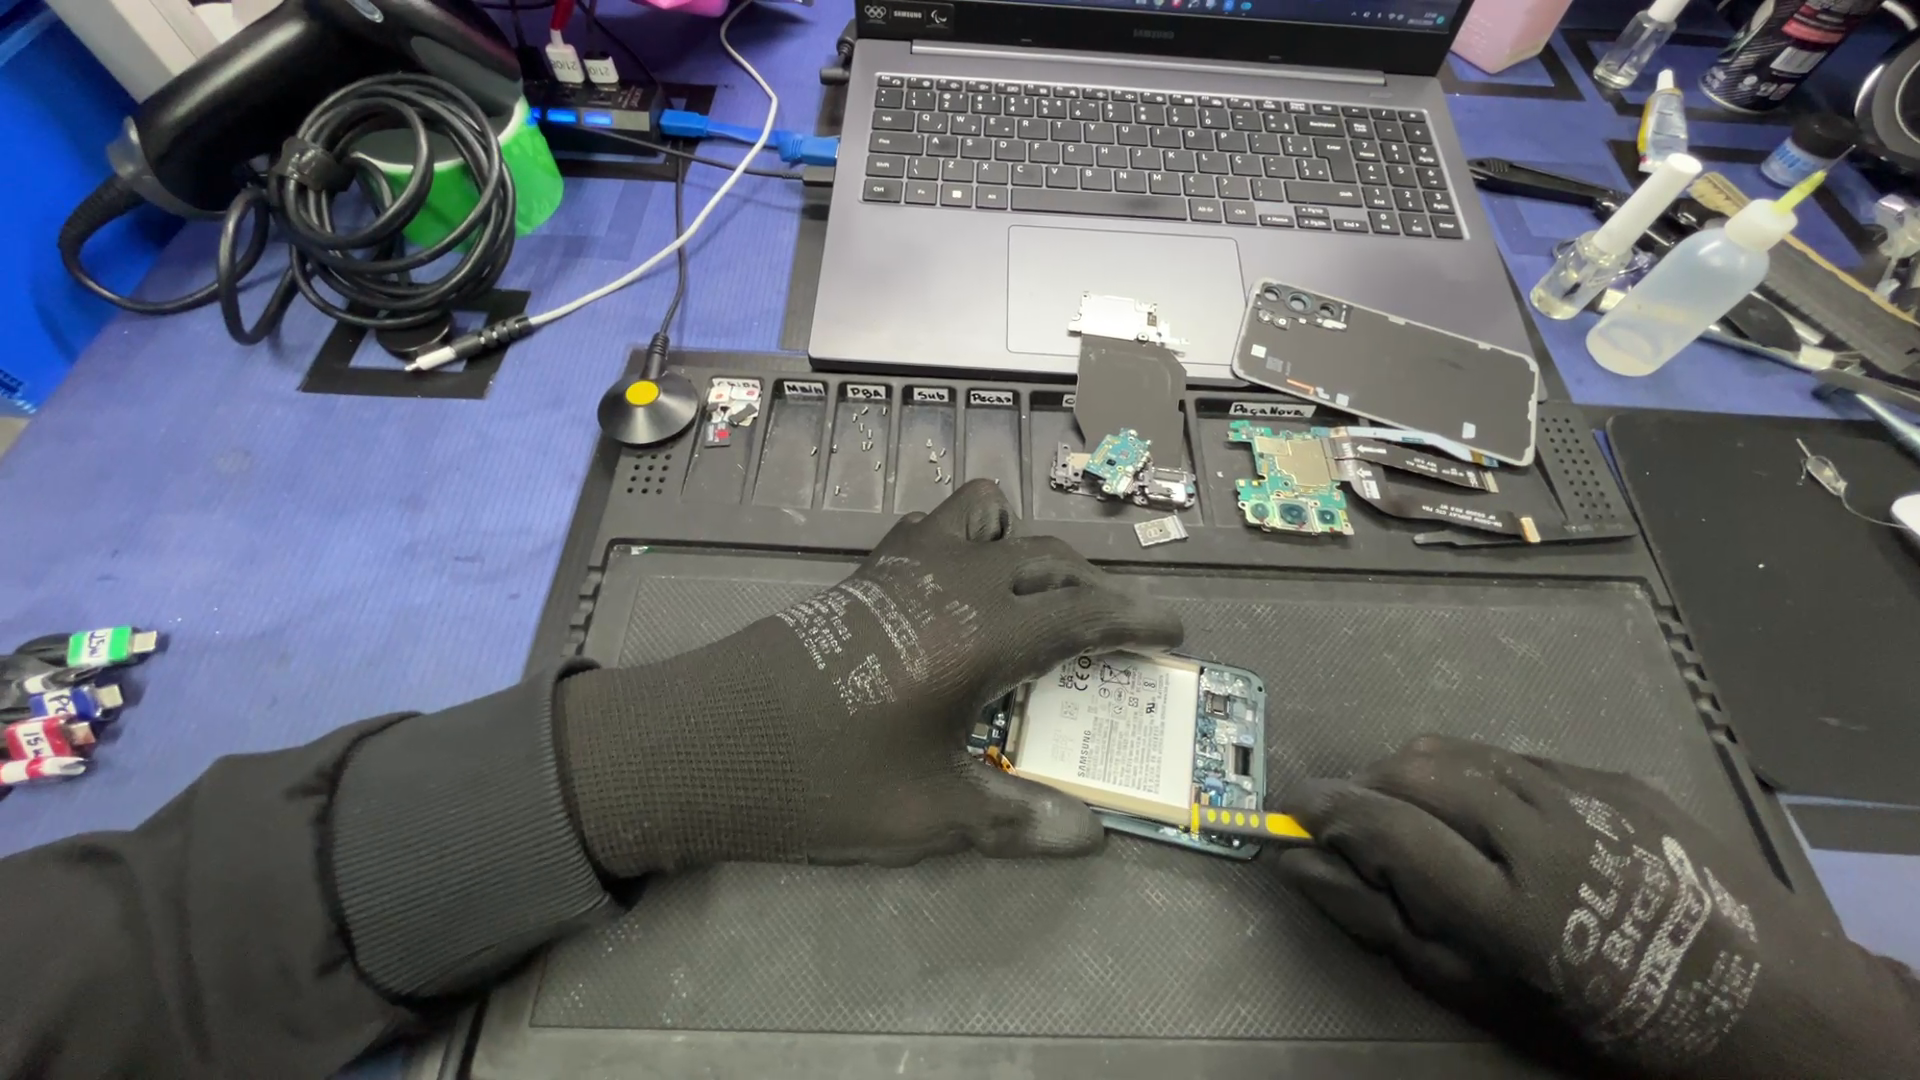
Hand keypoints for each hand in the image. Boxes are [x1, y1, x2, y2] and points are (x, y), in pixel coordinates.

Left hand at [556, 480, 1183, 874]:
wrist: (710, 740)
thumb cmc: (825, 780)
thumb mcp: (929, 814)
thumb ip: (1017, 818)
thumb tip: (1088, 838)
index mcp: (983, 636)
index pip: (1087, 612)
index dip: (1139, 618)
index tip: (1172, 627)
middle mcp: (954, 582)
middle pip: (1049, 558)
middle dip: (1092, 586)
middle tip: (1109, 628)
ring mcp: (906, 562)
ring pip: (989, 515)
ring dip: (1024, 545)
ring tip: (1029, 593)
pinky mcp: (867, 565)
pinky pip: (933, 525)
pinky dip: (965, 538)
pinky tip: (955, 586)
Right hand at [1276, 735, 1919, 1079]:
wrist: (1792, 1021)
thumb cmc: (1614, 1028)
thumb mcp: (1486, 998)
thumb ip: (1382, 924)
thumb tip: (1299, 864)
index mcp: (1516, 910)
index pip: (1387, 827)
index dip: (1327, 808)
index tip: (1293, 807)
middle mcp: (1548, 836)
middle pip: (1416, 770)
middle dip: (1367, 785)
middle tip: (1361, 819)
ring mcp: (1589, 797)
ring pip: (1460, 752)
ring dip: (1419, 775)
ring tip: (1427, 815)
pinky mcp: (1619, 779)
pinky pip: (1516, 758)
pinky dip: (1481, 778)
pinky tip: (1505, 821)